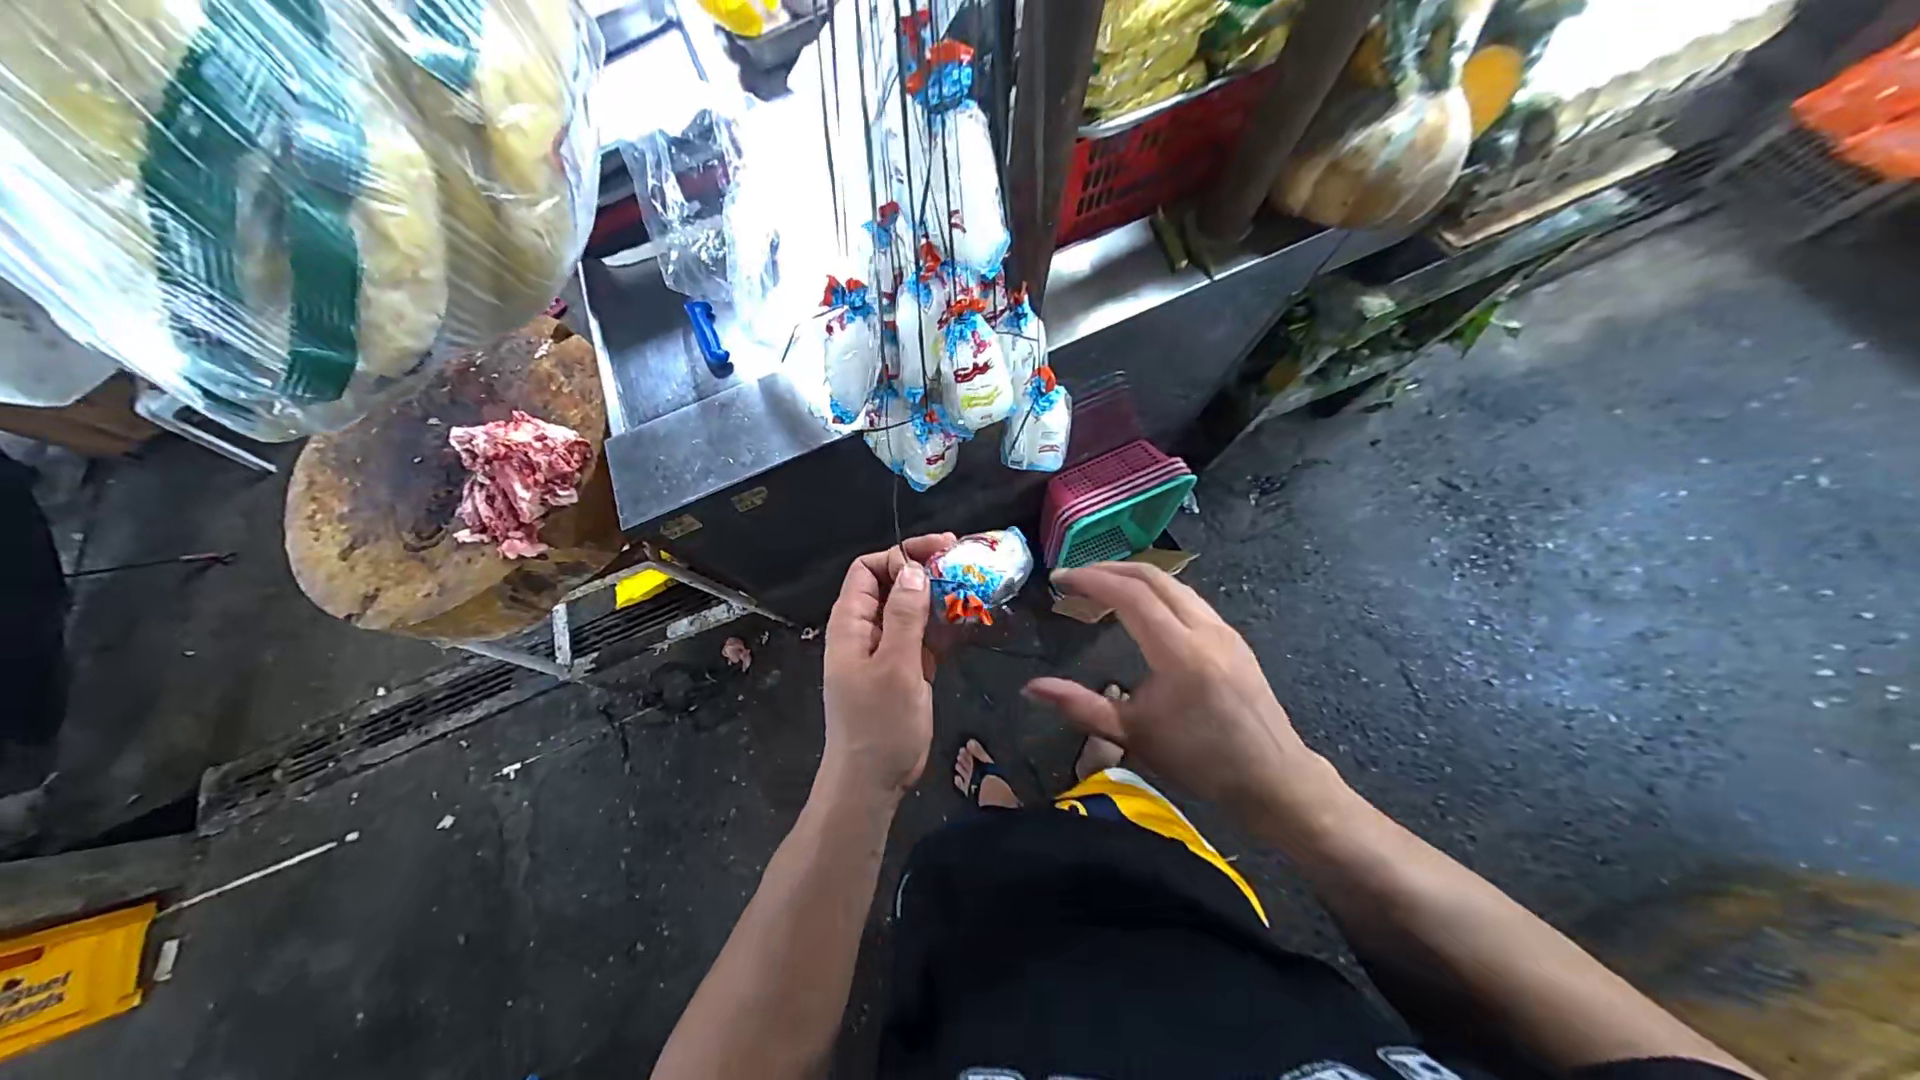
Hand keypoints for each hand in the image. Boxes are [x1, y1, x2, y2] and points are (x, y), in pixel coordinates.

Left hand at [820, 533, 955, 800]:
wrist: (874, 780)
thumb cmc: (879, 724)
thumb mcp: (894, 666)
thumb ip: (903, 616)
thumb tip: (913, 570)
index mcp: (851, 623)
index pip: (868, 569)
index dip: (900, 555)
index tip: (940, 553)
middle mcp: (866, 630)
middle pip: (892, 584)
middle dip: (925, 570)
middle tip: (965, 564)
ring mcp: (886, 649)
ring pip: (911, 608)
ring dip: (939, 596)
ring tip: (975, 589)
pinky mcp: (905, 668)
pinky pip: (923, 634)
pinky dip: (943, 624)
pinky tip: (969, 620)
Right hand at [1025, 562, 1341, 826]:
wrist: (1272, 777)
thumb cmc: (1199, 761)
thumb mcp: (1132, 735)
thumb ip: (1080, 706)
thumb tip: (1032, 688)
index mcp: (1179, 652)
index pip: (1129, 594)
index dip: (1090, 580)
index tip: (1060, 579)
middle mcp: (1204, 630)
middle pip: (1153, 577)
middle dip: (1109, 568)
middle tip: (1076, 576)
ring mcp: (1224, 631)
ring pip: (1175, 584)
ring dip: (1135, 577)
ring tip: (1103, 586)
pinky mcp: (1234, 638)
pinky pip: (1190, 599)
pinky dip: (1158, 591)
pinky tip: (1143, 608)